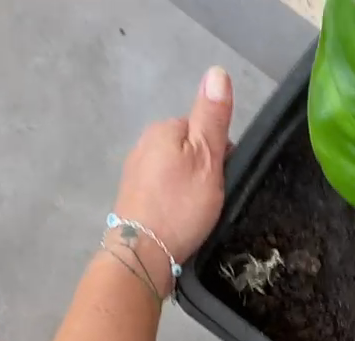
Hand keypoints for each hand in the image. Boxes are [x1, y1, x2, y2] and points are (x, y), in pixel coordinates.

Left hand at [109, 66, 233, 285]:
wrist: (142, 254)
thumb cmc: (180, 207)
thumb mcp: (207, 159)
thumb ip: (212, 118)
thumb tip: (217, 71)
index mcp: (165, 129)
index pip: (203, 130)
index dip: (219, 154)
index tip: (224, 180)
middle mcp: (144, 145)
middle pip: (186, 152)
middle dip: (200, 172)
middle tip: (209, 202)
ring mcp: (134, 174)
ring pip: (173, 175)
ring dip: (185, 191)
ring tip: (194, 216)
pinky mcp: (131, 201)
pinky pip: (161, 195)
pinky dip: (171, 206)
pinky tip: (177, 223)